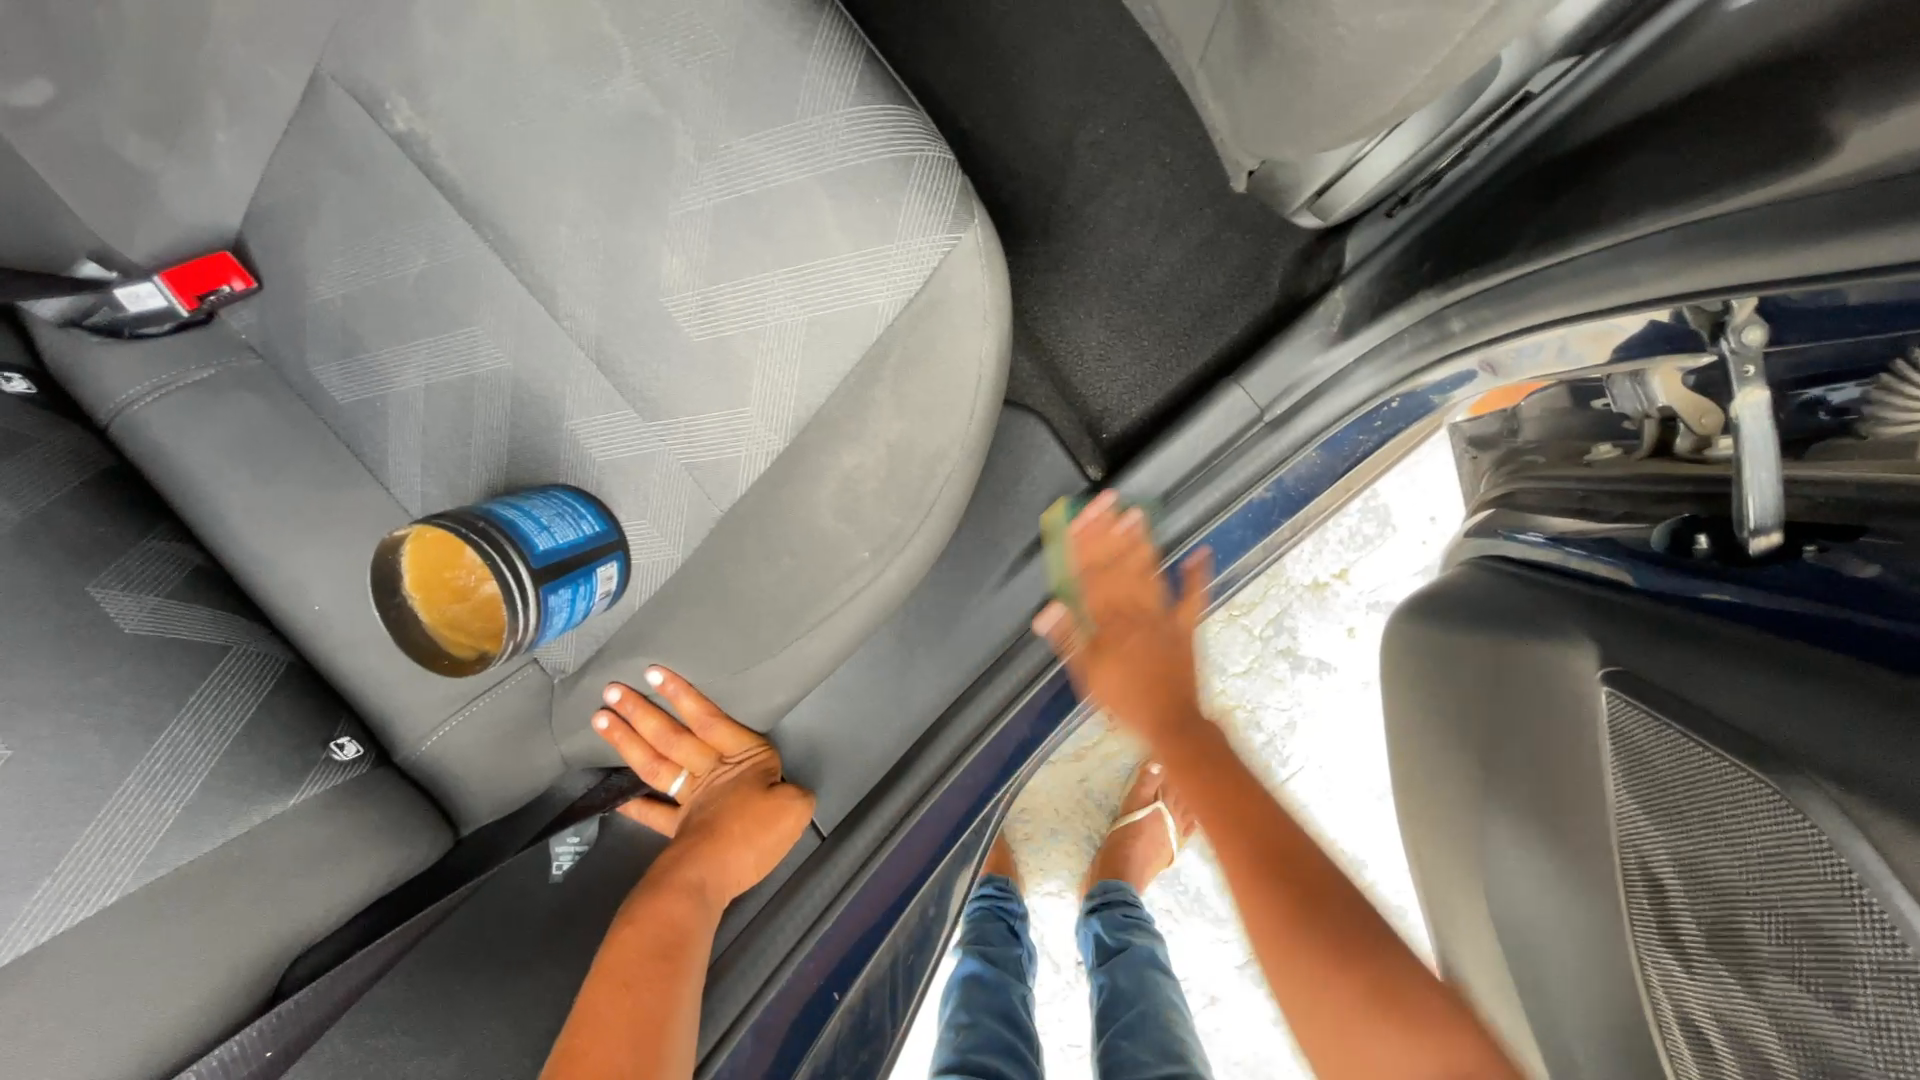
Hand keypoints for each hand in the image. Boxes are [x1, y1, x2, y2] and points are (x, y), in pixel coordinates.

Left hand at [592, 668, 814, 908]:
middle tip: (612, 690)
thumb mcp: (796, 804)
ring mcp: (691, 801)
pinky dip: (634, 804)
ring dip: (627, 740)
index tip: (654, 673)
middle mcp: (711, 773)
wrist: (717, 874)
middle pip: (672, 736)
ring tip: (600, 719)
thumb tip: (785, 790)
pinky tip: (614, 794)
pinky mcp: (679, 830)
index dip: (683, 696)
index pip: (709, 719)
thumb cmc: (754, 832)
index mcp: (742, 760)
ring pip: (656, 763)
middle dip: (642, 711)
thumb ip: (792, 790)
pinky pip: (653, 814)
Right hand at [1032, 490, 1213, 744]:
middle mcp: (1135, 611)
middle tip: (1107, 500)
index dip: (1083, 544)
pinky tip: (1200, 552)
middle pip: (1118, 565)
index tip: (1078, 517)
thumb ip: (1068, 638)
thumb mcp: (1086, 675)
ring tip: (1136, 513)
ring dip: (1142, 542)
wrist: (1170, 722)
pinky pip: (1194, 598)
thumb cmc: (1123, 701)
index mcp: (1107, 622)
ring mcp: (1163, 616)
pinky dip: (1198, 575)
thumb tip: (1046, 609)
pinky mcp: (1186, 626)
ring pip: (1149, 573)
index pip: (1090, 575)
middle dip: (1109, 531)